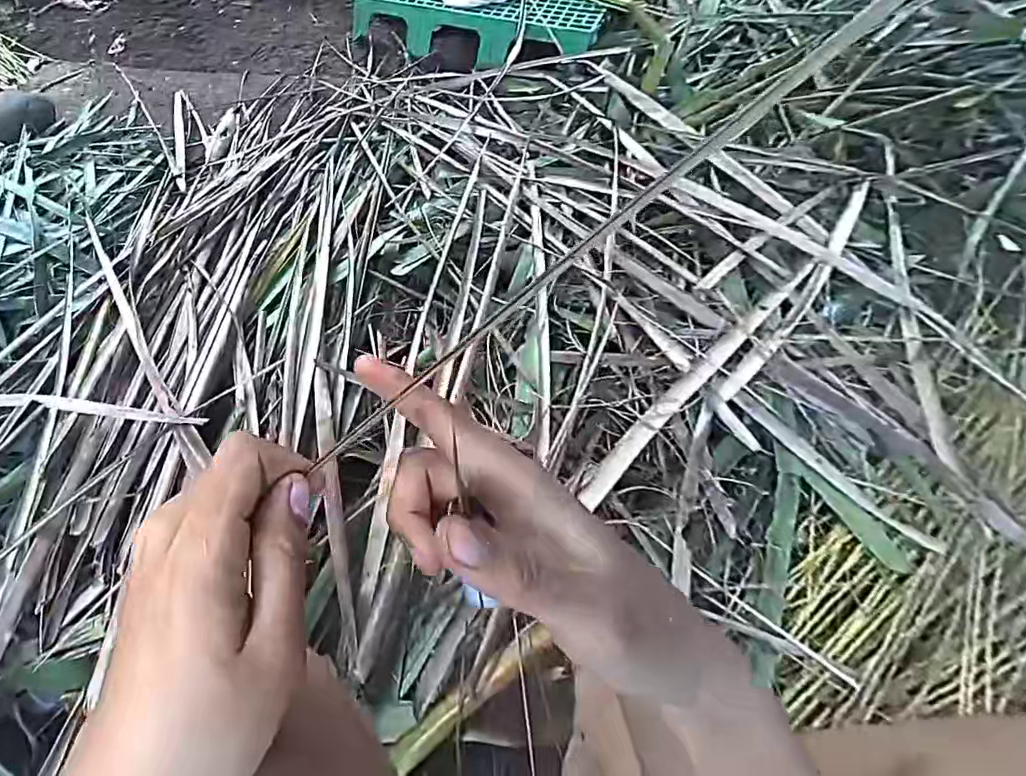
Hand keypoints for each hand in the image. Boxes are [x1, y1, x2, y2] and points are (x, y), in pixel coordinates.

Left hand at [66, 432, 318, 775]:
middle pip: (227, 468)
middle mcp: (164, 529)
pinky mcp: (145, 564)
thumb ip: (284, 555)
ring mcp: (148, 545)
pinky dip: (227, 530)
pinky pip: (194, 519)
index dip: (286, 463)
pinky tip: (240, 585)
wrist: (134, 775)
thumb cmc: (209, 726)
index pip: (243, 452)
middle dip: (272, 490)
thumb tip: (296, 490)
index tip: (315, 500)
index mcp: (196, 544)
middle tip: (301, 547)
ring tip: (272, 576)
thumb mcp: (274, 649)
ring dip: (251, 512)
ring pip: (212, 490)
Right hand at [351, 355, 734, 701]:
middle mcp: (498, 485)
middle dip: (408, 509)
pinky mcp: (489, 539)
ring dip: (417, 531)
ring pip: (424, 496)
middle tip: (429, 565)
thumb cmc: (633, 622)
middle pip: (421, 467)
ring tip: (443, 576)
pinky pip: (436, 523)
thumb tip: (446, 534)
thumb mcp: (580, 604)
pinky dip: (430, 544)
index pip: (451, 421)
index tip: (363, 365)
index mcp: (519, 478)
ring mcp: (492, 512)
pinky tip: (451, 576)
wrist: (662, 661)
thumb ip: (512, 568)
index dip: (405, 390)